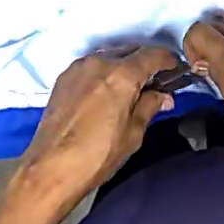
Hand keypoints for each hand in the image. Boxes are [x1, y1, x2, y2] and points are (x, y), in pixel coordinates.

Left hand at [11, 46, 178, 210]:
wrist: (48, 172)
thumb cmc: (97, 155)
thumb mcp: (134, 133)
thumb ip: (150, 106)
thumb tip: (164, 96)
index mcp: (122, 74)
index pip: (154, 55)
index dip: (169, 61)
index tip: (176, 70)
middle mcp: (100, 62)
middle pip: (132, 51)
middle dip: (146, 62)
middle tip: (155, 81)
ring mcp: (79, 68)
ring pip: (111, 56)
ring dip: (124, 66)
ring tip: (130, 87)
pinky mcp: (64, 78)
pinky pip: (92, 66)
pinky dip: (105, 72)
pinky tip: (106, 91)